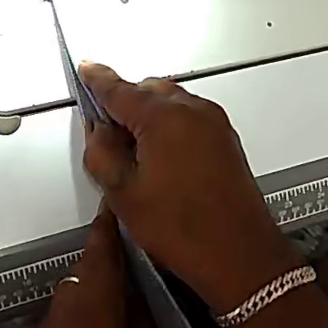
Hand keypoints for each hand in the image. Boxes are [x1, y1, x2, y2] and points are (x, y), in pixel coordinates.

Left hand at [12, 206, 173, 327]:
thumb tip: (141, 301)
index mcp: (92, 316)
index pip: (100, 255)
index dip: (110, 227)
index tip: (119, 203)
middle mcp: (61, 316)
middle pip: (87, 276)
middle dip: (112, 266)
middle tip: (146, 268)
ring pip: (75, 300)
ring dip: (99, 296)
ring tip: (133, 311)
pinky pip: (64, 324)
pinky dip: (85, 320)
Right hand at [78, 62, 302, 312]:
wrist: (240, 258)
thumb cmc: (187, 230)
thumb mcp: (123, 193)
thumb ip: (101, 152)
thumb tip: (99, 133)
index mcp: (164, 118)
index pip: (119, 88)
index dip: (97, 79)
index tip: (87, 69)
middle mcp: (193, 112)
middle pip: (146, 90)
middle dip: (122, 104)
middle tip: (104, 133)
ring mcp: (213, 124)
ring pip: (169, 102)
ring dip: (146, 115)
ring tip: (132, 153)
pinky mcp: (225, 139)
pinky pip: (188, 116)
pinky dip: (168, 125)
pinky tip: (158, 157)